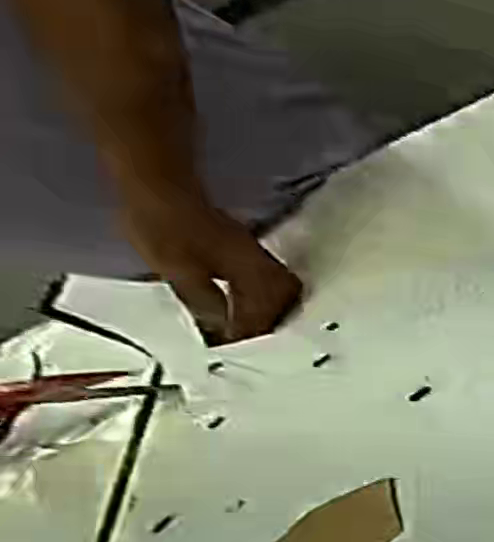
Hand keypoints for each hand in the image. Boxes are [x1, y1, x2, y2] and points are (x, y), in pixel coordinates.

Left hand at [120, 189, 302, 344]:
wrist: (162, 189)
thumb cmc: (166, 229)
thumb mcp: (177, 271)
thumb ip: (205, 304)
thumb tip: (221, 330)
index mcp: (257, 280)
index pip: (259, 319)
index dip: (244, 337)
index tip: (230, 351)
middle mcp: (272, 274)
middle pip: (281, 312)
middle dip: (267, 329)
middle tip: (248, 345)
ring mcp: (268, 264)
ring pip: (283, 301)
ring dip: (272, 317)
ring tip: (254, 330)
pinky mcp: (259, 258)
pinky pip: (275, 289)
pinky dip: (268, 302)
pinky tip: (255, 307)